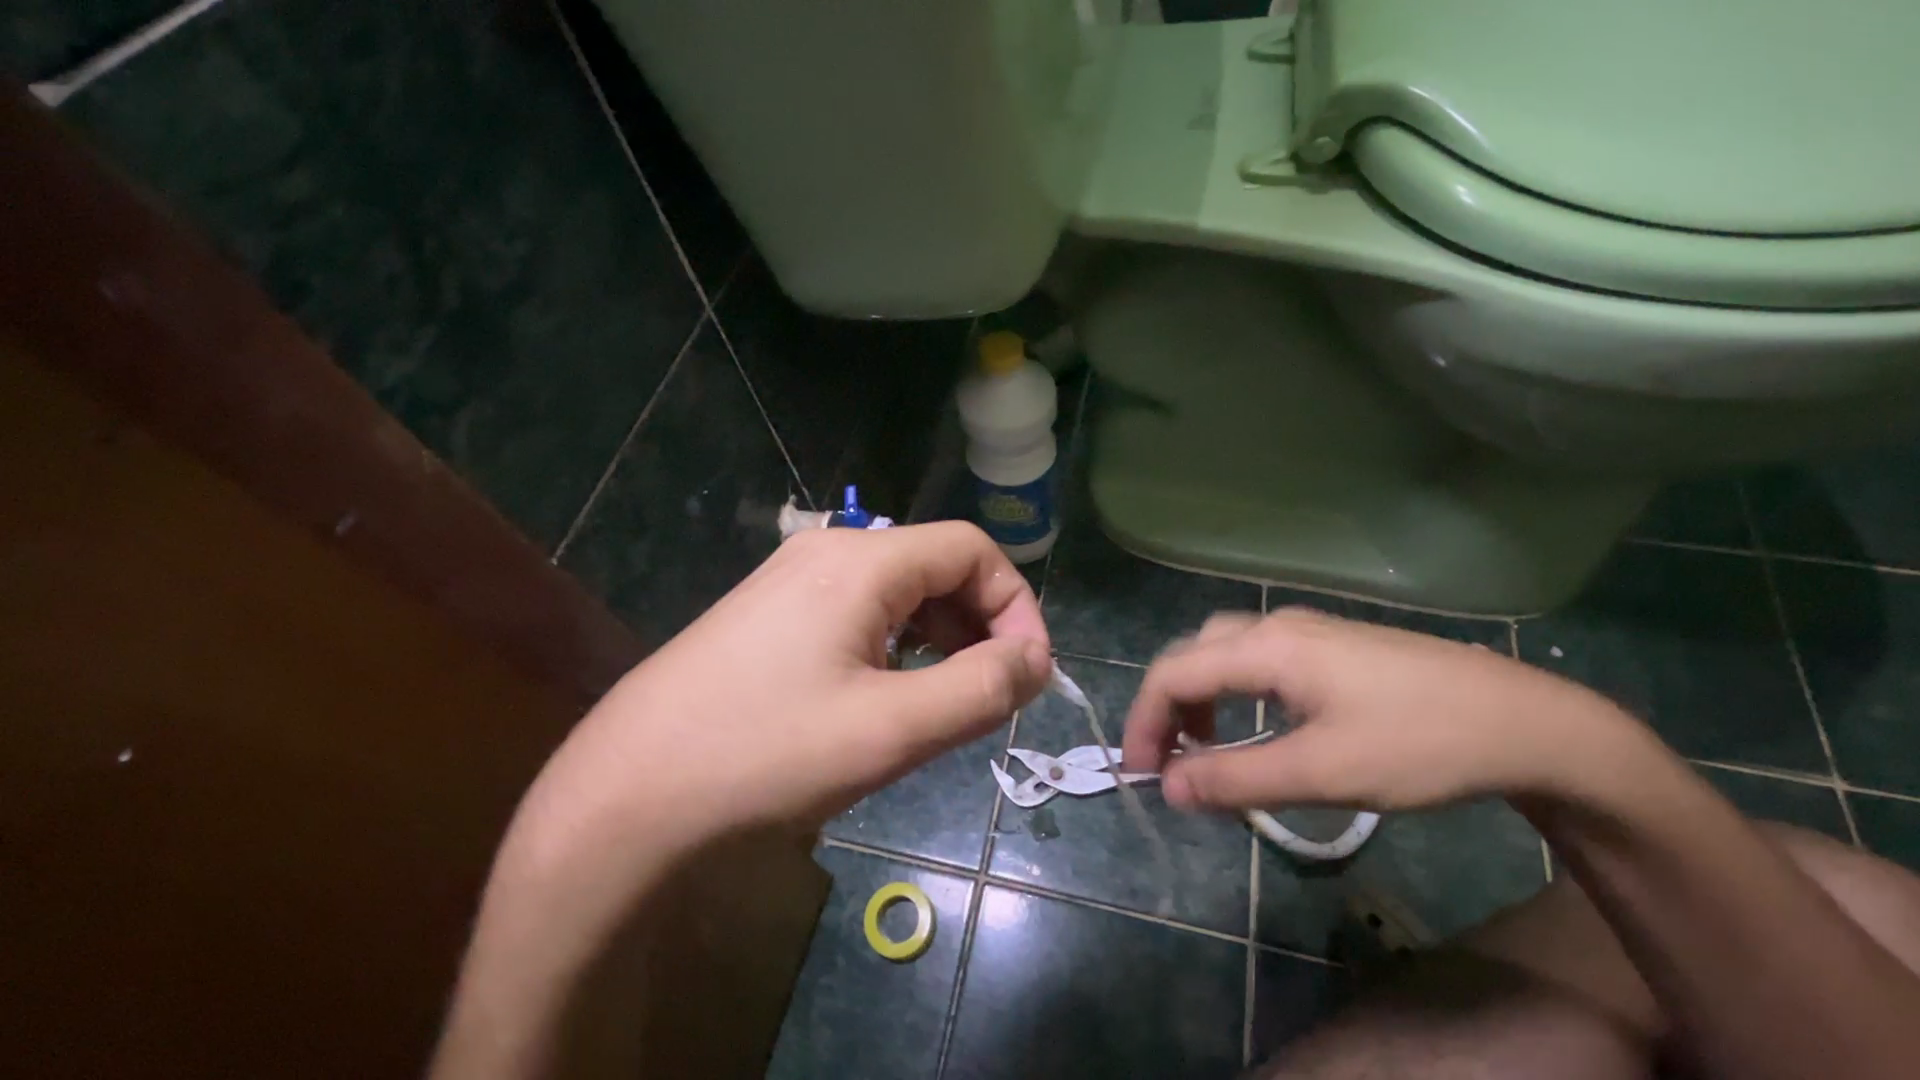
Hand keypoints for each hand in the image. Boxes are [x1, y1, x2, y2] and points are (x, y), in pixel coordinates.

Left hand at [517, 522, 1052, 856]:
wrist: (627, 796)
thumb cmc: (767, 756)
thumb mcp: (893, 730)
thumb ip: (981, 689)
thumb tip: (1036, 660)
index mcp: (860, 561)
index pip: (973, 549)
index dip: (1017, 606)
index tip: (1028, 677)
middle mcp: (824, 553)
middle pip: (935, 564)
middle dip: (980, 624)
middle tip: (991, 697)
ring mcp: (788, 583)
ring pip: (897, 592)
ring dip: (940, 639)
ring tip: (944, 705)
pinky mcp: (766, 618)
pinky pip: (856, 614)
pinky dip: (895, 647)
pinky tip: (886, 698)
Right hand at [1121, 608, 1639, 812]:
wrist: (1527, 722)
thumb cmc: (1419, 745)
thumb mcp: (1321, 773)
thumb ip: (1236, 780)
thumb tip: (1169, 788)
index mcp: (1268, 648)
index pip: (1173, 673)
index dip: (1144, 723)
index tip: (1142, 777)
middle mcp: (1280, 626)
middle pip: (1193, 653)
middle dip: (1166, 707)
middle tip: (1168, 763)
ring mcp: (1312, 631)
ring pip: (1225, 651)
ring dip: (1200, 696)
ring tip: (1206, 750)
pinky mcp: (1338, 646)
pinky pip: (1259, 658)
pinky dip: (1234, 690)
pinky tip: (1259, 725)